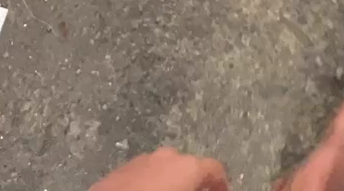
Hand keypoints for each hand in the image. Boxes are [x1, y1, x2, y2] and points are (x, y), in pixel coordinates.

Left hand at [89, 147, 229, 190]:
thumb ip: (202, 189)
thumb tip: (209, 188)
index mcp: (187, 166)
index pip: (215, 169)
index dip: (222, 183)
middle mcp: (167, 155)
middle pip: (189, 167)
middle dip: (193, 183)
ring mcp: (143, 159)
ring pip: (165, 169)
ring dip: (171, 182)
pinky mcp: (122, 168)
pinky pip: (146, 174)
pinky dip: (152, 184)